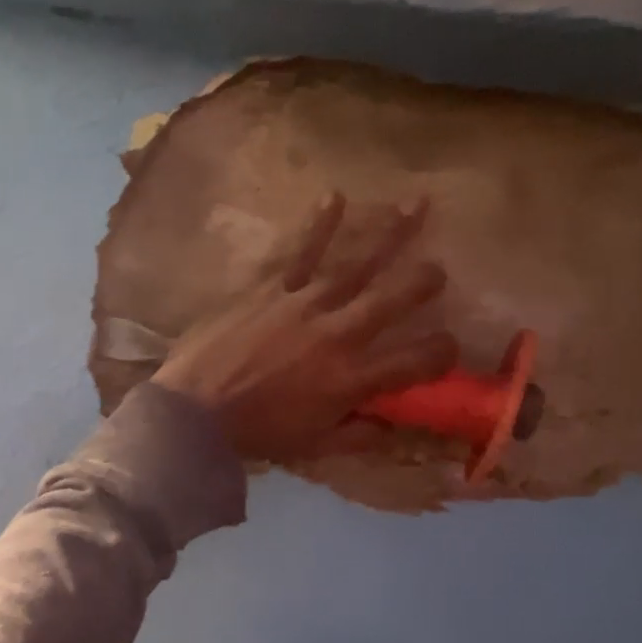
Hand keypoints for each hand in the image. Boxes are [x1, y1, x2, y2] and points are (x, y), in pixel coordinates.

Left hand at [151, 191, 457, 463]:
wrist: (193, 412)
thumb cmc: (254, 435)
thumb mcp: (311, 446)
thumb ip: (356, 436)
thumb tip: (392, 425)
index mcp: (352, 379)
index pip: (418, 360)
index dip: (442, 353)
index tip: (448, 348)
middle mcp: (338, 335)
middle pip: (395, 298)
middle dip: (424, 282)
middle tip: (438, 272)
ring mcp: (304, 305)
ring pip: (357, 263)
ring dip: (390, 233)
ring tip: (417, 205)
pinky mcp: (269, 289)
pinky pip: (300, 251)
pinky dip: (319, 224)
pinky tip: (336, 196)